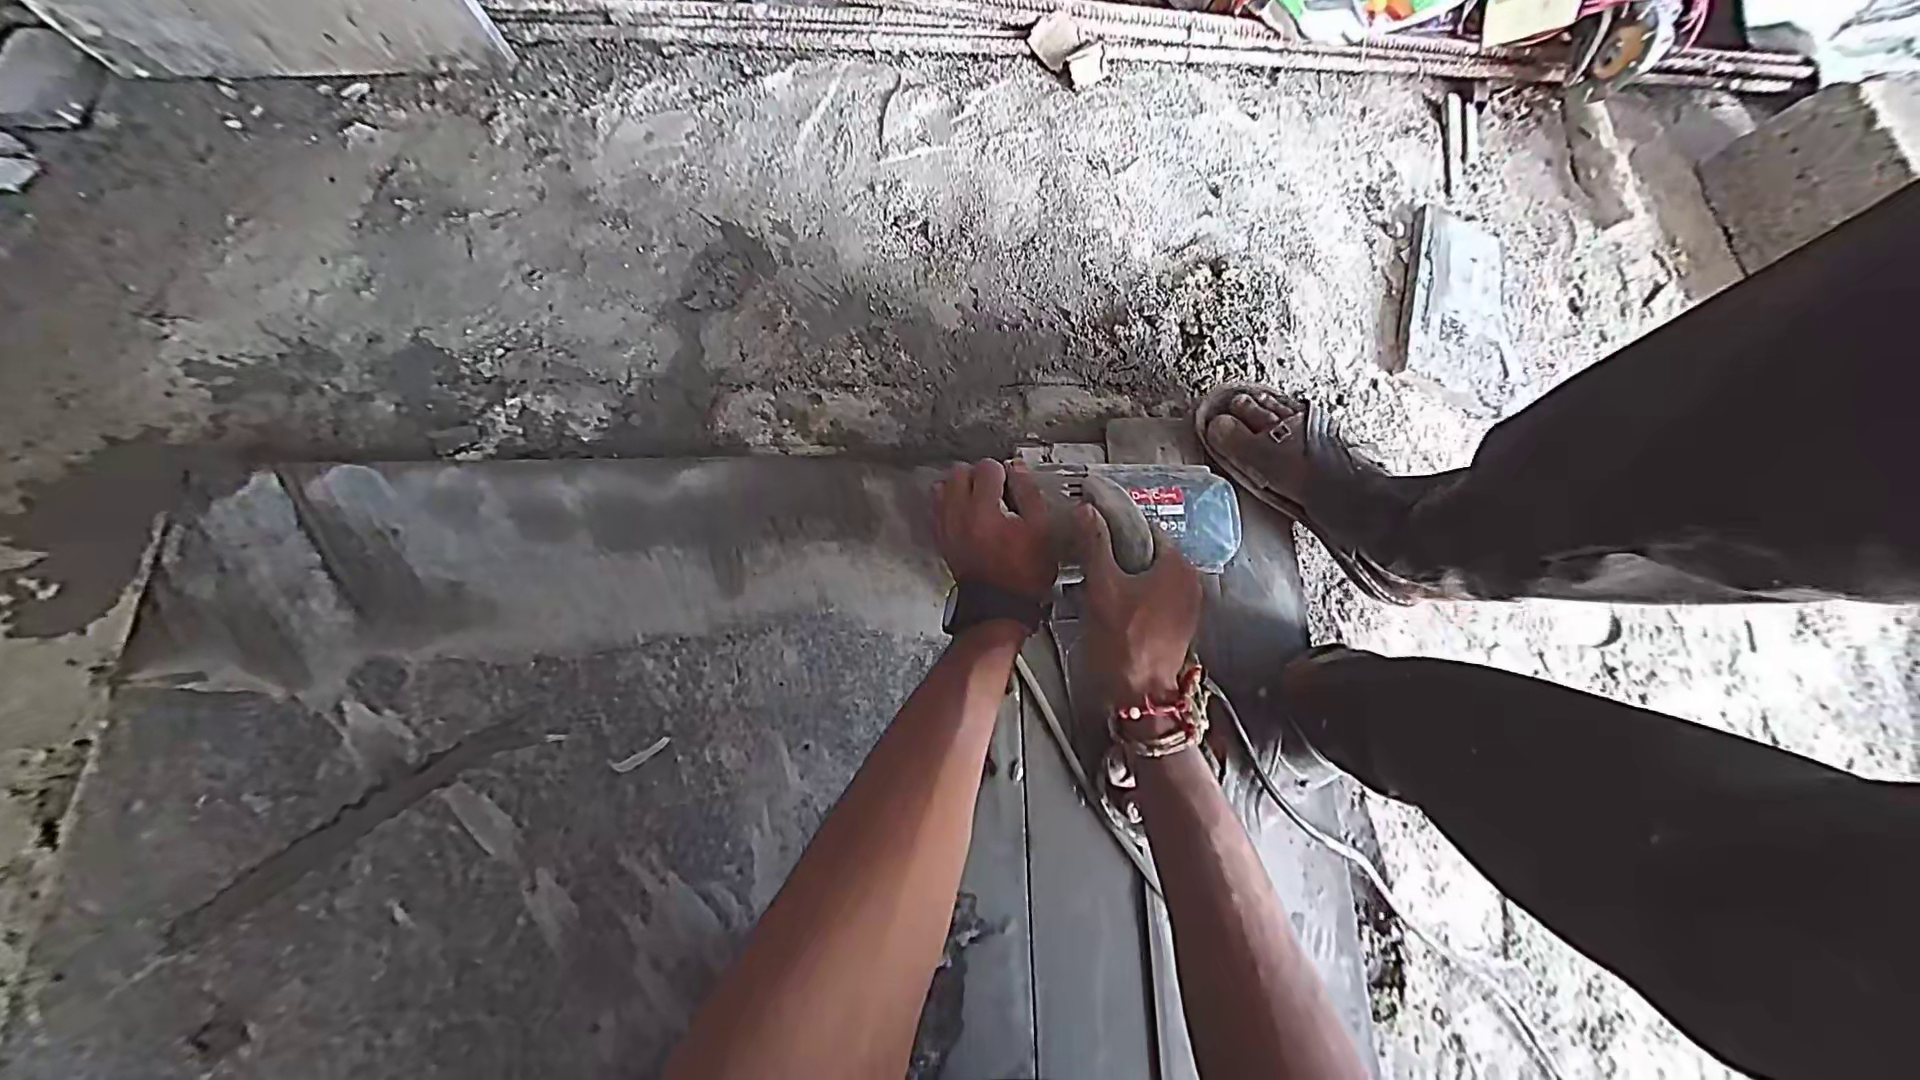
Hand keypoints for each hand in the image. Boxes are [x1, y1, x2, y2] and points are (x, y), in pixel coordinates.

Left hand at [932, 459, 1058, 601]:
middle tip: (996, 490)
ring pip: (944, 487)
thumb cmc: (1022, 576)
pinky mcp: (941, 539)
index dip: (1003, 472)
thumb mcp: (1041, 531)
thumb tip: (1017, 470)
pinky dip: (950, 504)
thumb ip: (1029, 494)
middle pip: (960, 472)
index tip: (1011, 483)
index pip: (986, 467)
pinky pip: (937, 508)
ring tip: (979, 500)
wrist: (1000, 606)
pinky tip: (966, 514)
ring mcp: (946, 527)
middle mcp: (959, 516)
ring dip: (961, 488)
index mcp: (984, 512)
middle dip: (979, 476)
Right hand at [1076, 503, 1201, 705]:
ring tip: (1094, 575)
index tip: (1090, 524)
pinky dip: (1132, 590)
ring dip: (1123, 572)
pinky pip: (1152, 594)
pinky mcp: (1177, 623)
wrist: (1138, 695)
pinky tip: (1110, 598)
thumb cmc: (1123, 641)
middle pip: (1147, 551)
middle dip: (1117, 549)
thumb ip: (1095, 545)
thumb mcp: (1102, 587)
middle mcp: (1189, 581)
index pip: (1144, 527)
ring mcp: (1185, 605)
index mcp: (1178, 566)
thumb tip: (1087, 510)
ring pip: (1148, 574)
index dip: (1114, 524)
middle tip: (1087, 552)